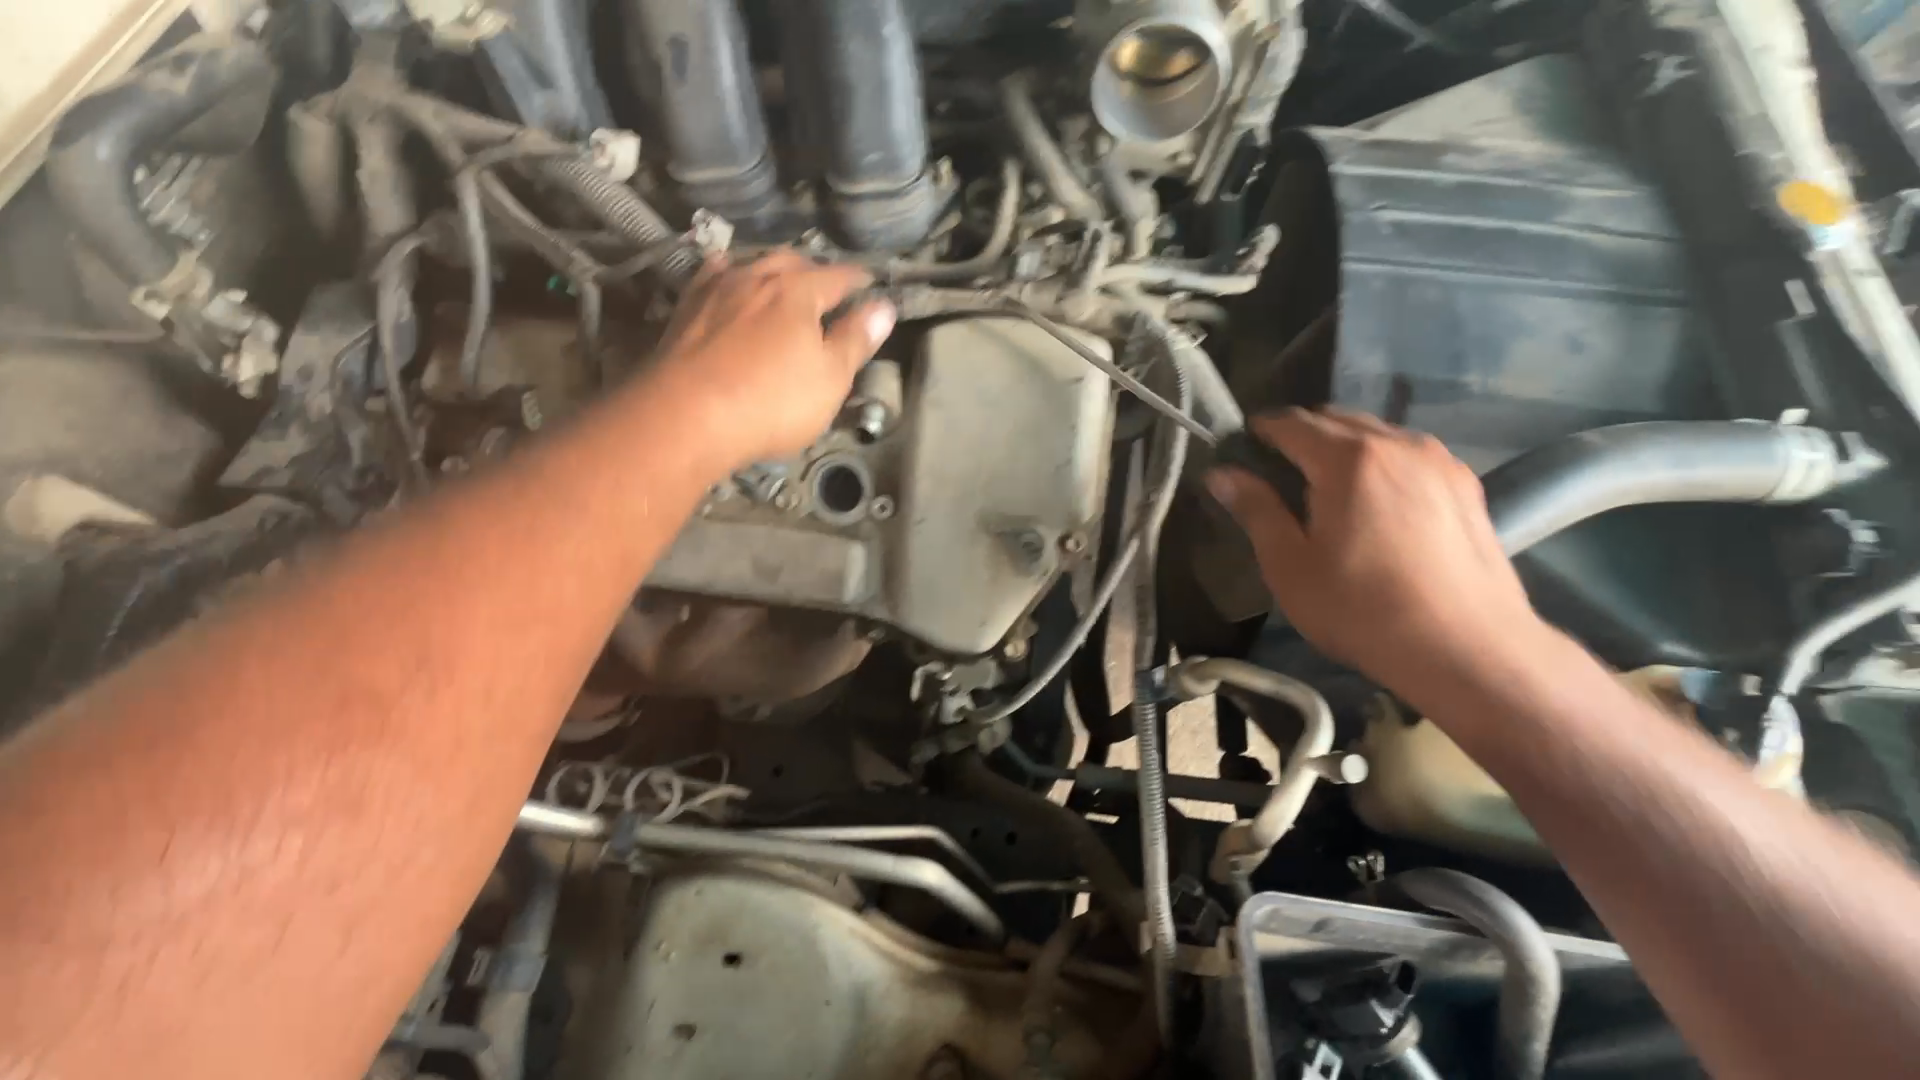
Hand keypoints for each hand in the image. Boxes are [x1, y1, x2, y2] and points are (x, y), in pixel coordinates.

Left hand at [626, 251, 894, 471]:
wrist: (686, 417)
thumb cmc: (770, 402)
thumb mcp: (829, 378)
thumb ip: (856, 340)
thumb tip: (884, 307)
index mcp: (799, 292)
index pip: (838, 277)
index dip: (858, 281)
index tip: (870, 285)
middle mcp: (757, 278)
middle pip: (792, 264)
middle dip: (814, 272)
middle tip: (826, 287)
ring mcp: (717, 290)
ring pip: (751, 266)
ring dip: (771, 271)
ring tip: (781, 282)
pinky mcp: (685, 310)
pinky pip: (713, 278)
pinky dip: (729, 276)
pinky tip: (728, 279)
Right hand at [1206, 409, 1545, 693]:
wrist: (1466, 648)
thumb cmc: (1361, 609)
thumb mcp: (1290, 565)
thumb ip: (1256, 510)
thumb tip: (1222, 474)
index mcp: (1348, 458)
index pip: (1292, 423)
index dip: (1262, 431)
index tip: (1243, 448)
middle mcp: (1397, 444)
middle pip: (1338, 420)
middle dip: (1304, 435)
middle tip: (1280, 471)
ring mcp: (1439, 461)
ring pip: (1378, 435)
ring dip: (1346, 448)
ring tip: (1329, 487)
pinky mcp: (1466, 485)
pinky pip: (1410, 457)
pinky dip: (1383, 464)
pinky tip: (1378, 503)